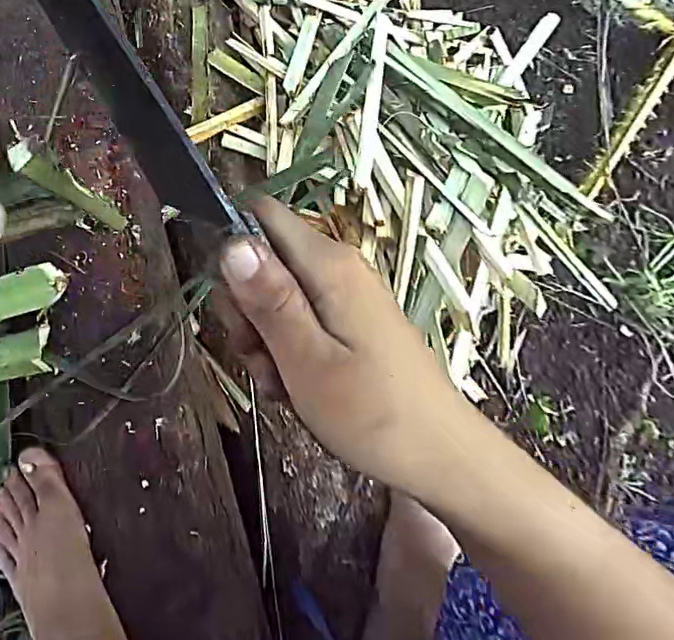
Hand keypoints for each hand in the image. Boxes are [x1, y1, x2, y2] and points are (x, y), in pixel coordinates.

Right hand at [216, 197, 483, 502]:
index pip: (260, 214)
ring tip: (282, 381)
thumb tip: (232, 243)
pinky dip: (286, 349)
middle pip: (263, 259)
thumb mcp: (308, 361)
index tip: (229, 297)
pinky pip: (299, 317)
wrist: (445, 460)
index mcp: (327, 264)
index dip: (232, 245)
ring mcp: (344, 292)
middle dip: (245, 306)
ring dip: (263, 336)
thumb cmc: (374, 415)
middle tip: (257, 355)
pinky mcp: (349, 318)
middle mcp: (336, 266)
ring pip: (275, 294)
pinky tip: (296, 386)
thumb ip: (269, 299)